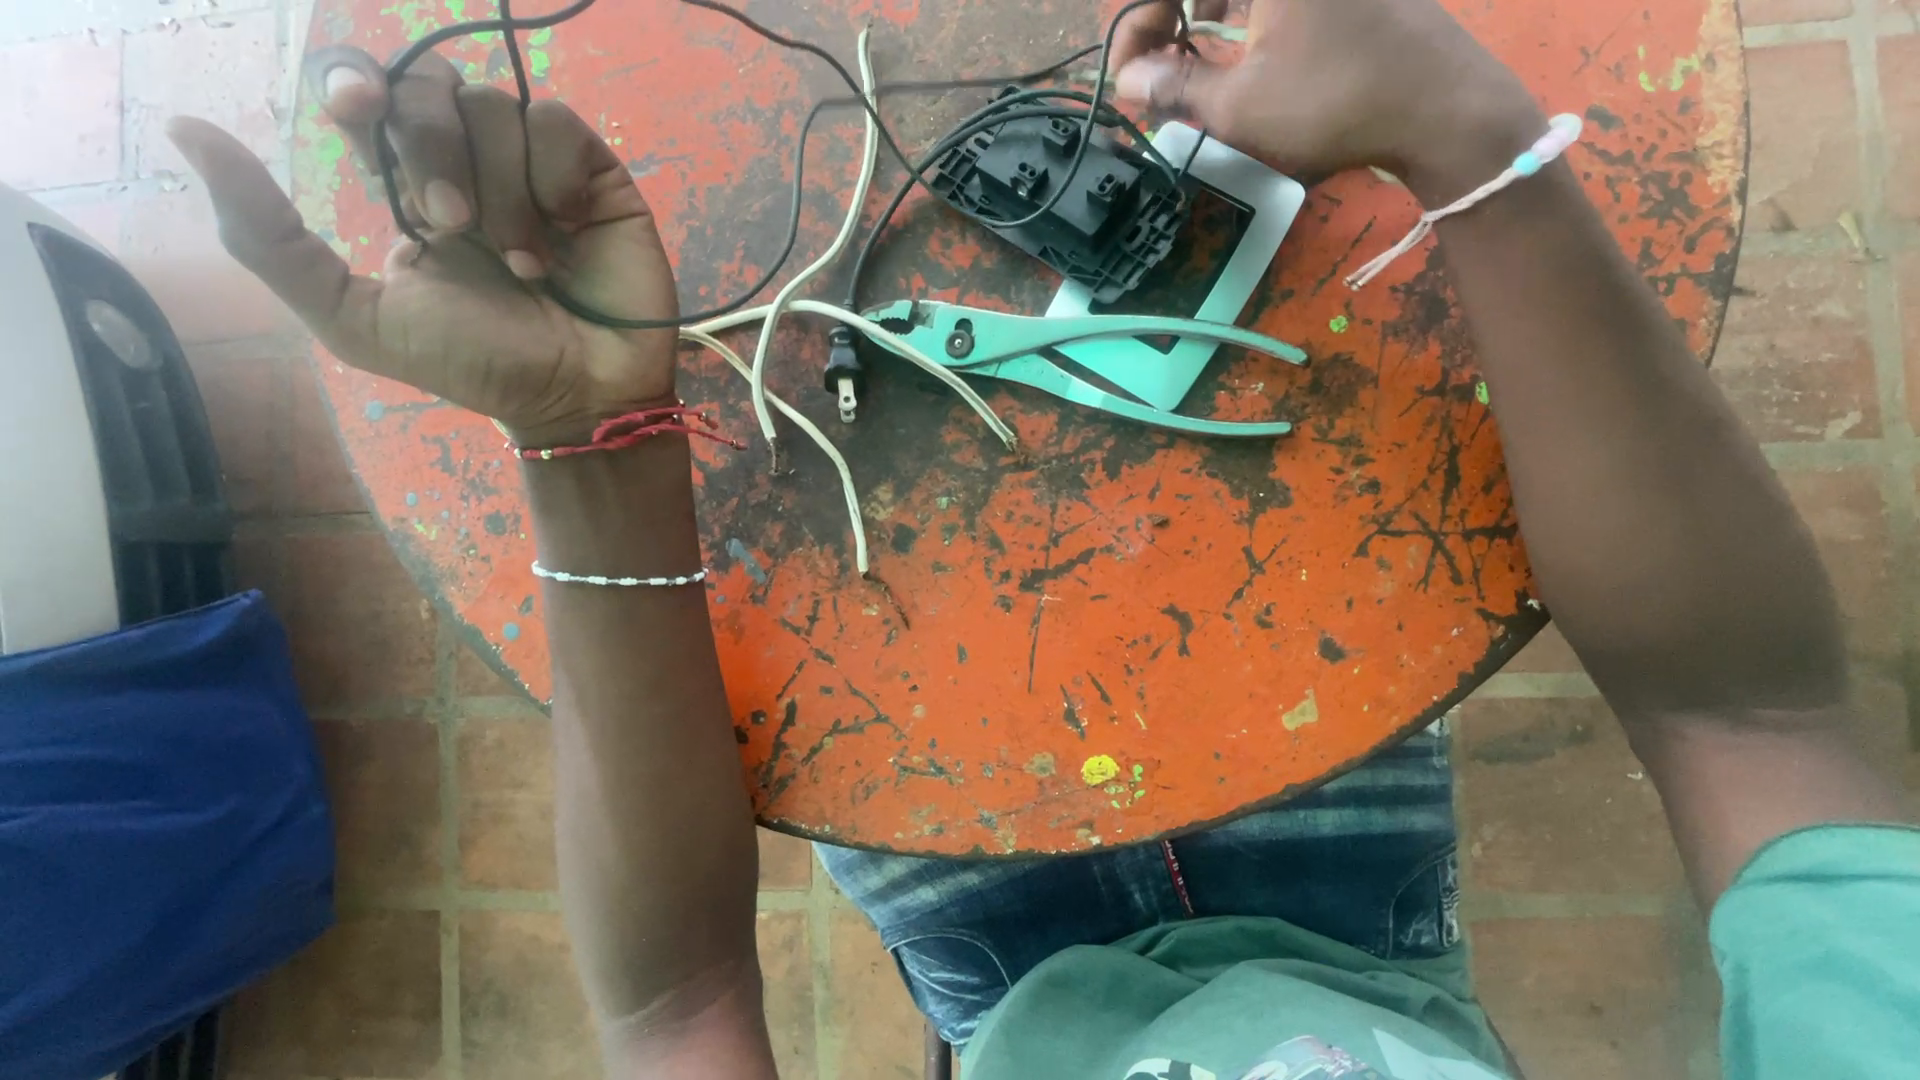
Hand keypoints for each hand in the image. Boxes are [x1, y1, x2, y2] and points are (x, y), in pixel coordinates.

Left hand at [167, 46, 679, 446]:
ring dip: (500, 186)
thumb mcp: (358, 319)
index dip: (358, 85)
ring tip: (524, 262)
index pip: (374, 99)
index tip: (357, 111)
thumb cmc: (481, 365)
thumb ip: (270, 239)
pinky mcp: (596, 179)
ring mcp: (538, 172)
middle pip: (430, 87)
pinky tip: (566, 227)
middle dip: (431, 149)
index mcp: (412, 193)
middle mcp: (474, 171)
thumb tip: (185, 129)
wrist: (578, 397)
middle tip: (452, 227)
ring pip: (495, 106)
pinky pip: (557, 125)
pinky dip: (552, 173)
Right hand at [1110, 0, 1544, 203]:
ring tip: (1182, 71)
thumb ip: (1174, 87)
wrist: (1438, 104)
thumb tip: (1128, 81)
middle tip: (1148, 76)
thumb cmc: (1331, 104)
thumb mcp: (1239, 107)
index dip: (1135, 28)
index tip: (1123, 80)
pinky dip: (1237, 17)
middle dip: (1163, 23)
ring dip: (1197, 19)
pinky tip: (1228, 52)